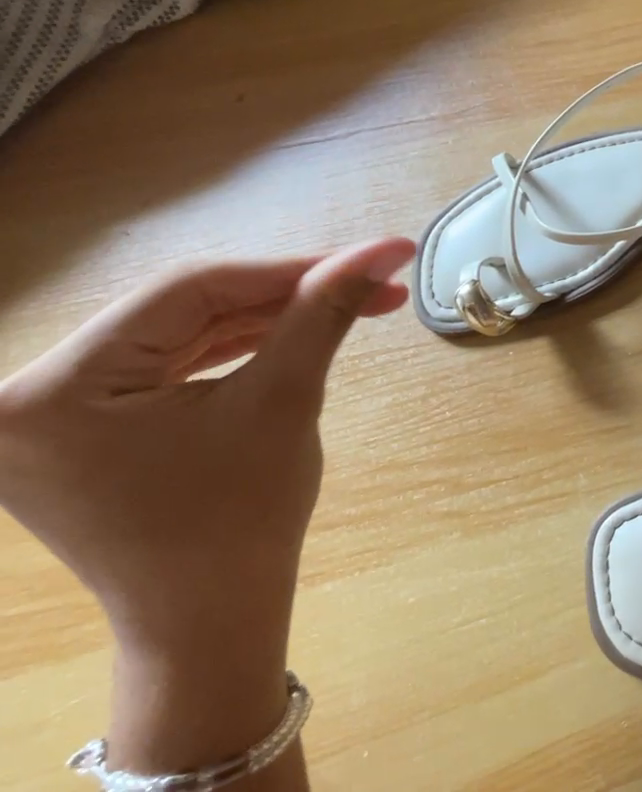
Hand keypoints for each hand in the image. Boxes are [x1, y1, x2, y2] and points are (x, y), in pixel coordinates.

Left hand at [0, 237, 413, 778]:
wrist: (211, 611)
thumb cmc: (242, 514)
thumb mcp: (285, 401)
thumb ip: (323, 315)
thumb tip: (383, 251)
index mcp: (50, 389)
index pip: (187, 292)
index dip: (292, 268)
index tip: (377, 257)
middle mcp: (25, 394)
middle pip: (182, 311)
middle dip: (288, 294)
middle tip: (377, 281)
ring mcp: (47, 414)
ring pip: (180, 335)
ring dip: (270, 319)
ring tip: (354, 303)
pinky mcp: (79, 429)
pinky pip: (167, 368)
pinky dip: (236, 350)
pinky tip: (296, 335)